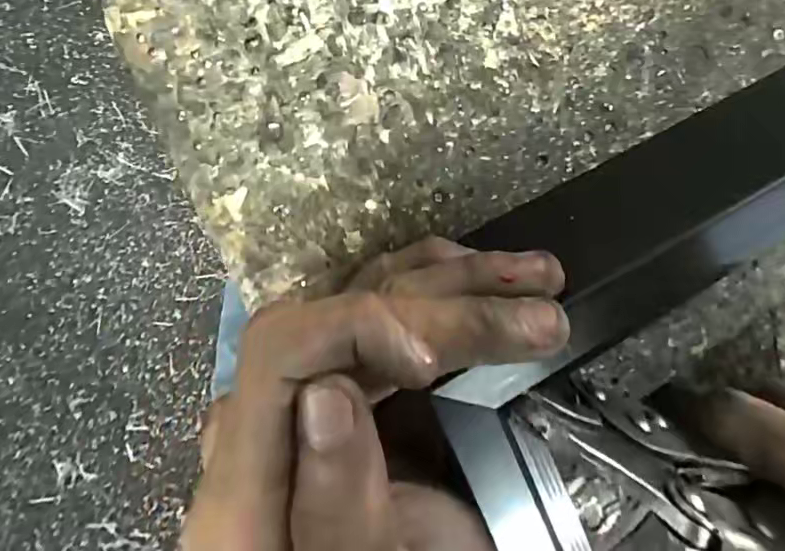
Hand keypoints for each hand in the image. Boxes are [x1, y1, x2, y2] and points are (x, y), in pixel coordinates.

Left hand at [180, 238, 570, 550]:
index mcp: (247, 470)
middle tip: (537, 312)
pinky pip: (379, 307)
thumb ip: (336, 512)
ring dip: (456, 280)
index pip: (282, 348)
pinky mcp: (337, 376)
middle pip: (338, 312)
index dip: (354, 328)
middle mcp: (265, 407)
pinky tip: (471, 271)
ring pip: (367, 294)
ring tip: (533, 273)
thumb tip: (328, 395)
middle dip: (445, 303)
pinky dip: (435, 288)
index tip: (434, 359)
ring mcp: (301, 384)